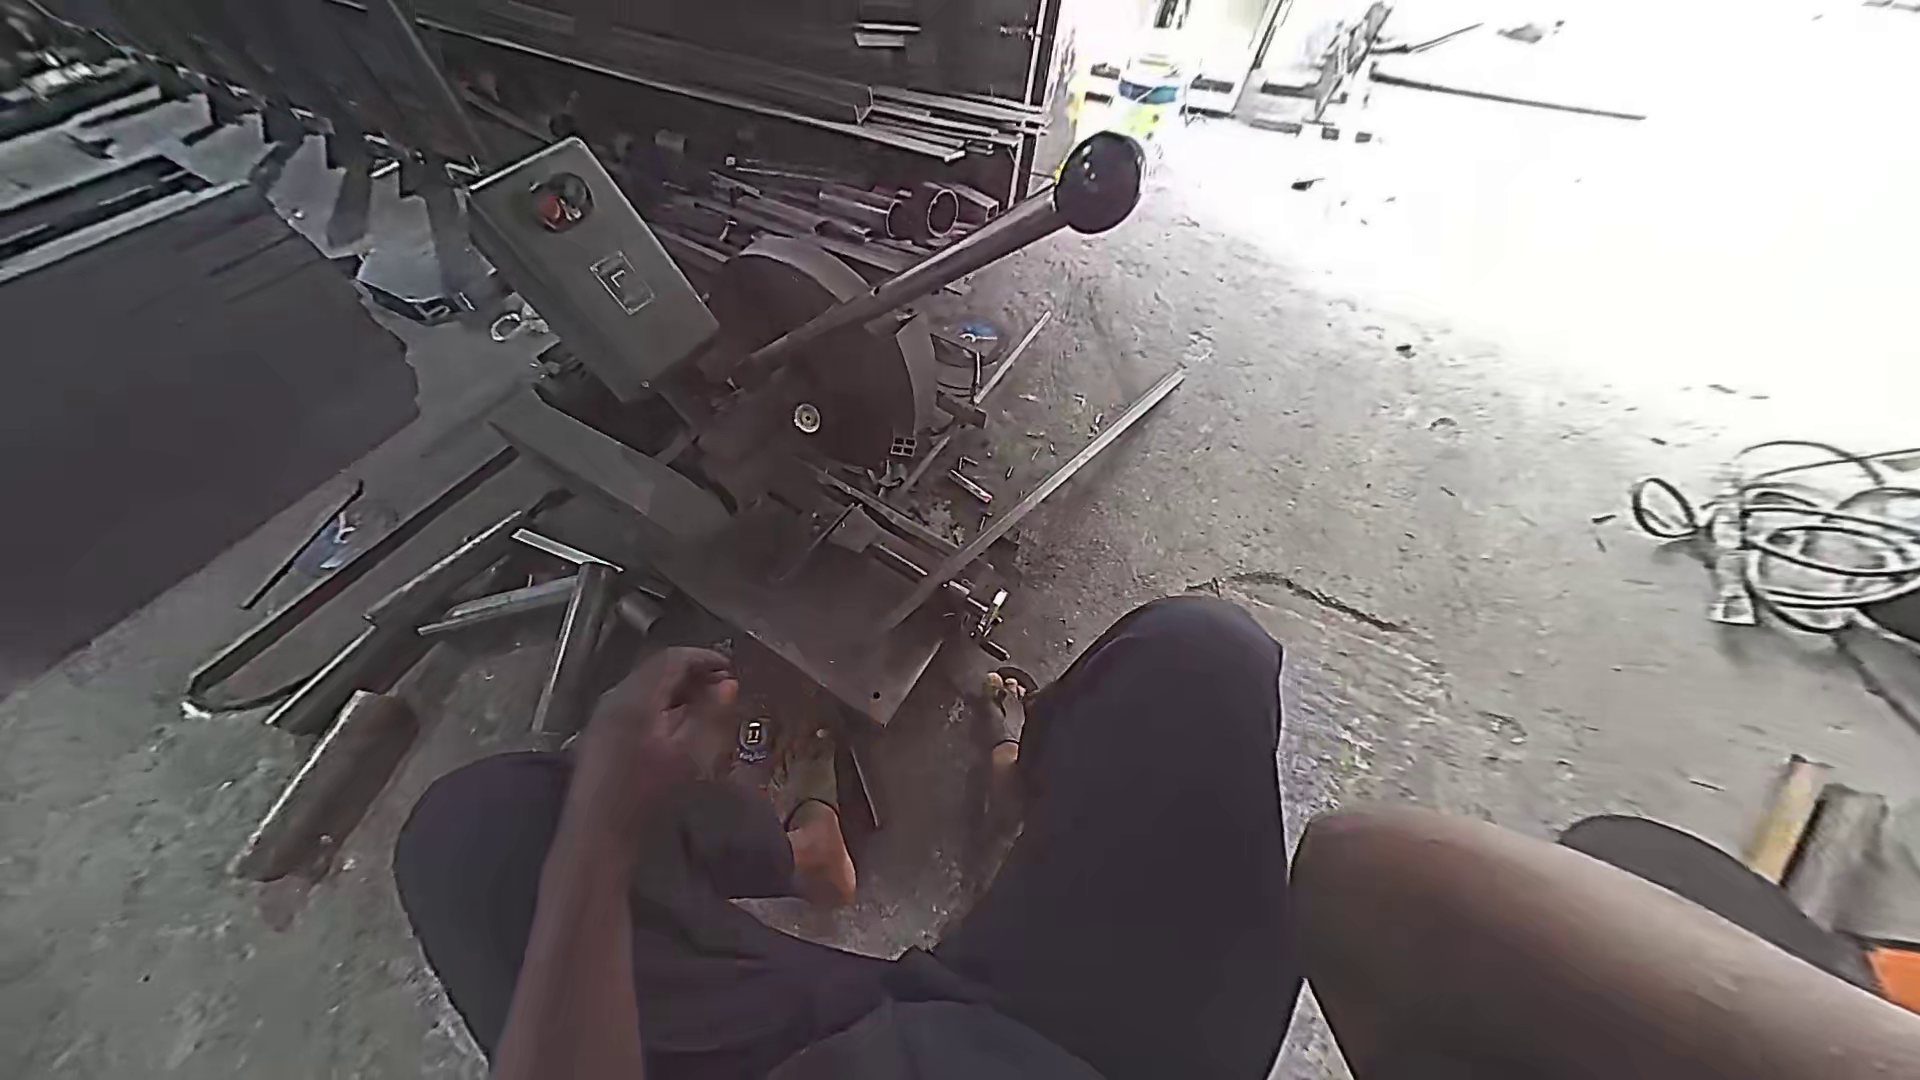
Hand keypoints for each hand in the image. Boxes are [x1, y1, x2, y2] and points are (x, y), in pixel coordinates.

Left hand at [566, 647, 738, 842]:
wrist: (597, 837)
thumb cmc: (647, 794)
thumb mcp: (689, 752)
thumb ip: (711, 713)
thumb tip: (729, 685)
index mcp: (635, 698)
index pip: (673, 659)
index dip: (705, 658)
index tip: (730, 667)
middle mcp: (615, 698)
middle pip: (658, 669)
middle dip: (693, 672)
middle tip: (722, 685)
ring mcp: (603, 715)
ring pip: (647, 685)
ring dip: (679, 687)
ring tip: (707, 701)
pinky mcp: (600, 732)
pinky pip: (637, 701)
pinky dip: (663, 701)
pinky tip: (679, 720)